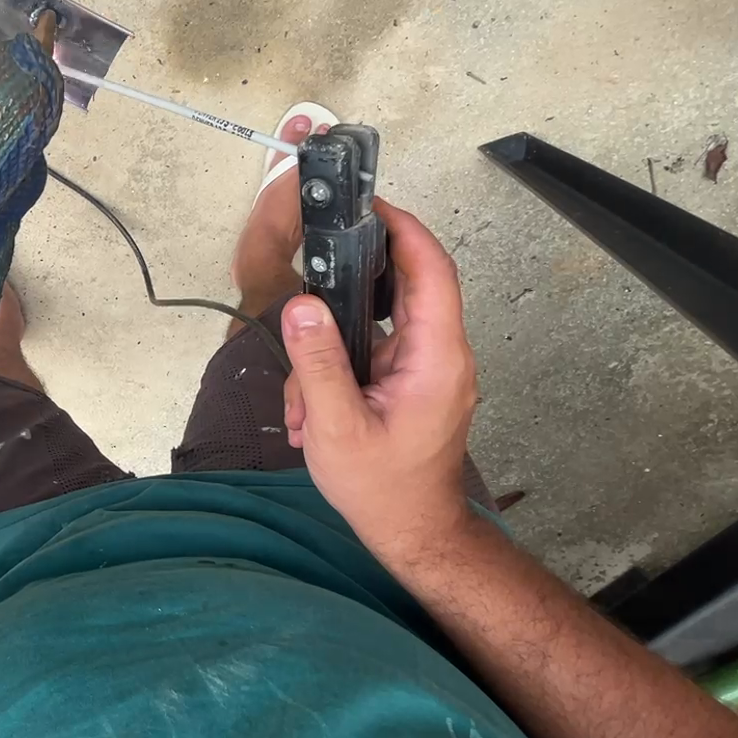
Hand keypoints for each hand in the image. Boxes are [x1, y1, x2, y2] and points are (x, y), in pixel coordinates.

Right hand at [281, 200, 479, 548]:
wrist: (410, 533)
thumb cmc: (380, 486)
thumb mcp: (335, 424)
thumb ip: (317, 362)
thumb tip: (301, 304)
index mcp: (435, 358)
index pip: (431, 272)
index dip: (404, 231)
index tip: (369, 204)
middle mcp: (438, 355)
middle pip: (393, 297)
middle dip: (336, 310)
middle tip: (300, 316)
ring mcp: (422, 371)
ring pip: (367, 334)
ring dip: (322, 362)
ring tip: (300, 411)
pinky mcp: (405, 385)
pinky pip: (363, 360)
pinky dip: (329, 379)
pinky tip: (307, 416)